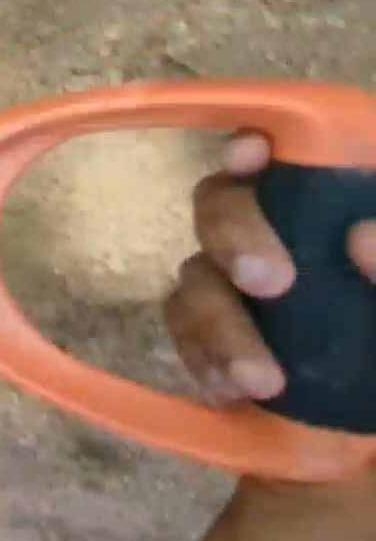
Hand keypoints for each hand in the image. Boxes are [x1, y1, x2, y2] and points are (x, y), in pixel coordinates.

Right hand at [166, 132, 375, 404]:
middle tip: (265, 283)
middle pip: (224, 203)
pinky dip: (202, 356)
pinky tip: (230, 390)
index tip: (251, 156)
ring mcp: (244, 289)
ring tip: (258, 381)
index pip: (298, 164)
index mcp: (346, 224)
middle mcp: (289, 242)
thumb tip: (363, 238)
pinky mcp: (215, 334)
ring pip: (196, 273)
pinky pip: (182, 328)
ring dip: (218, 321)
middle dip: (233, 234)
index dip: (259, 150)